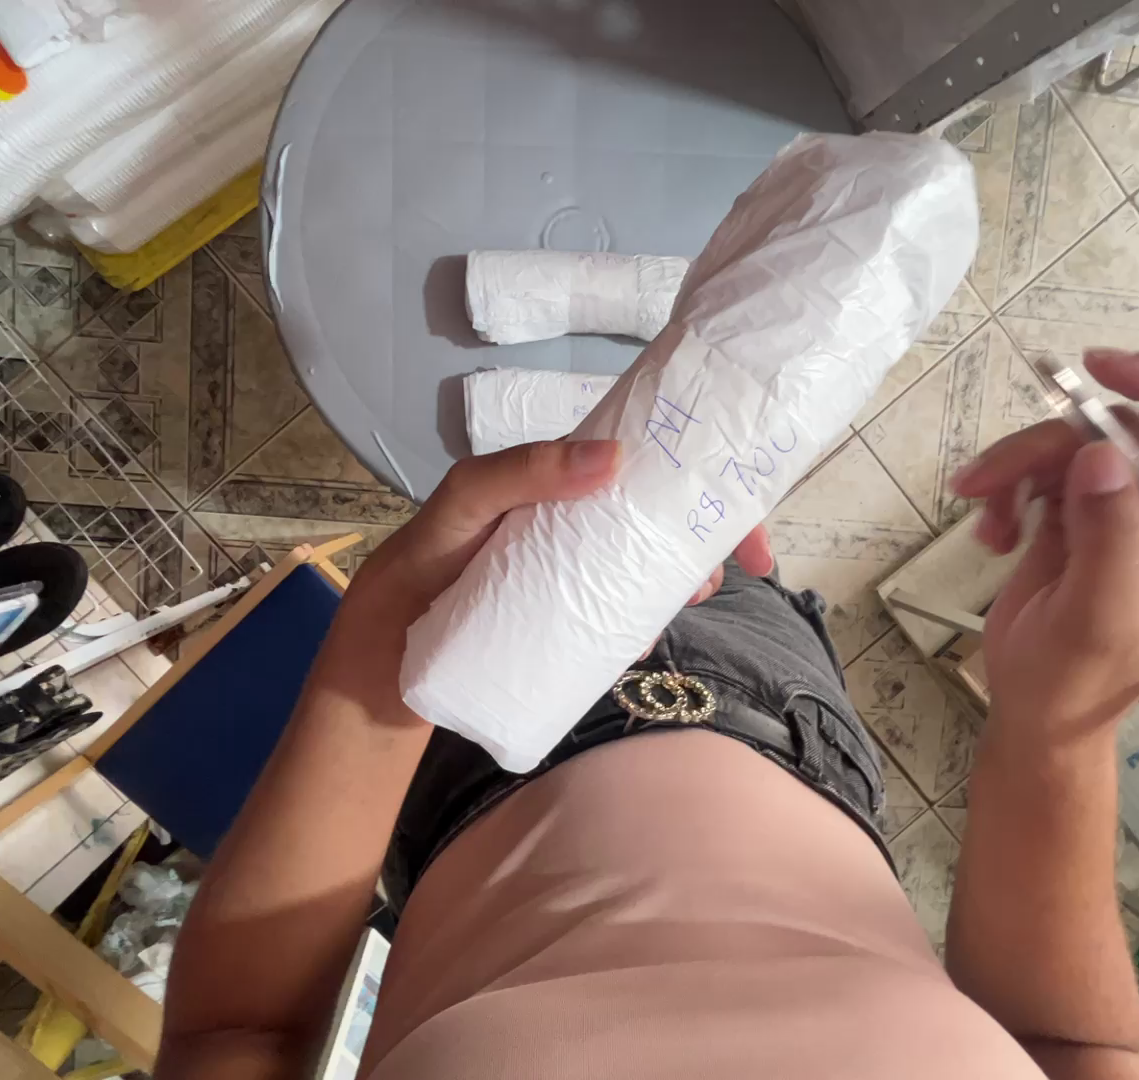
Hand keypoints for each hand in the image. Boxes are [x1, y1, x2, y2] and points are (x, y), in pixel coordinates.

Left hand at [314, 439, 772, 722]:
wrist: (394, 646)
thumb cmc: (429, 556)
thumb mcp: (468, 497)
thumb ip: (522, 469)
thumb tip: (613, 457)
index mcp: (562, 481)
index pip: (642, 462)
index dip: (699, 476)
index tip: (744, 515)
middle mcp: (579, 522)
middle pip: (660, 519)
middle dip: (704, 539)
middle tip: (720, 572)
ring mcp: (577, 573)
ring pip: (648, 567)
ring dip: (682, 581)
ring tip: (688, 600)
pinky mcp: (571, 618)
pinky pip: (623, 615)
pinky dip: (645, 624)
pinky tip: (644, 640)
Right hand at [951, 350, 1138, 744]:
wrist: (1033, 707)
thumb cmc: (1077, 682)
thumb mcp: (1098, 618)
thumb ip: (1111, 538)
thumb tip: (1101, 453)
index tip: (1100, 370)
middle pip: (1129, 434)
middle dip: (1052, 447)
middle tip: (986, 477)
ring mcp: (1126, 510)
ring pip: (1074, 447)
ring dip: (1014, 472)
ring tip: (978, 516)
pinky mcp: (1078, 513)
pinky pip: (1041, 472)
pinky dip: (1004, 494)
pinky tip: (990, 536)